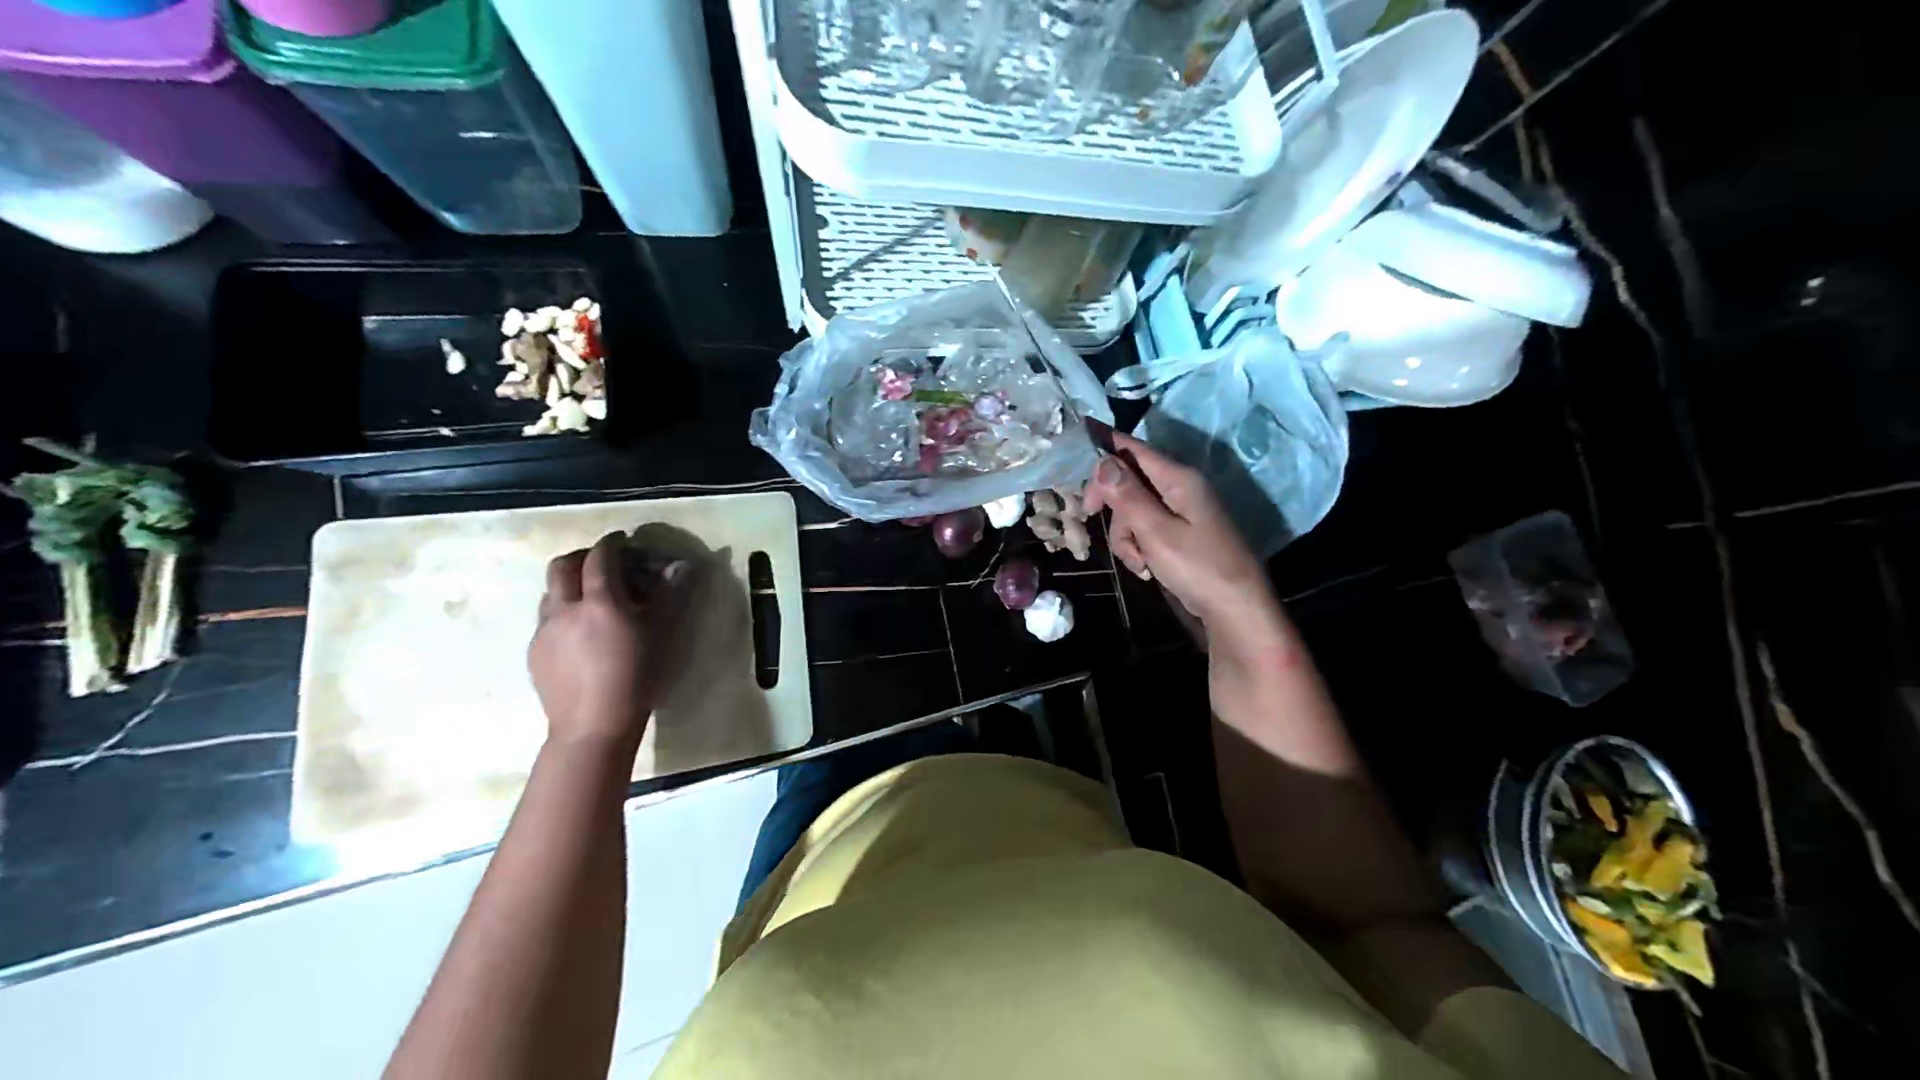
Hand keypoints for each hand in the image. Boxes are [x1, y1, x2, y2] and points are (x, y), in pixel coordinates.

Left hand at [528, 532, 690, 752]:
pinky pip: (546, 619)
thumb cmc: (636, 678)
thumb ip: (668, 595)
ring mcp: (545, 631)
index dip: (611, 544)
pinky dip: (563, 612)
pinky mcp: (535, 652)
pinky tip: (580, 634)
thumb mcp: (660, 634)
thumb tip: (682, 565)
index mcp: (600, 602)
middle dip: (582, 557)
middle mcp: (565, 609)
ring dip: (569, 584)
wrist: (593, 726)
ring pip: (550, 592)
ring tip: (591, 598)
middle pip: (562, 566)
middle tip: (602, 563)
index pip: (600, 558)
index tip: (622, 541)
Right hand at [1085, 432, 1280, 641]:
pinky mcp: (1181, 534)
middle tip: (1091, 517)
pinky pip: (1147, 530)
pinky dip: (1139, 548)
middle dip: (1113, 505)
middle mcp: (1180, 488)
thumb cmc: (1198, 567)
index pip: (1133, 449)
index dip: (1103, 449)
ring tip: (1139, 562)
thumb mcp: (1155, 531)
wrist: (1236, 610)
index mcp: (1178, 479)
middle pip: (1129, 482)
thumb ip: (1127, 495)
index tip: (1071, 461)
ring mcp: (1182, 512)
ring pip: (1134, 510)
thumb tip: (1102, 461)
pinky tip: (1147, 569)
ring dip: (1126, 536)